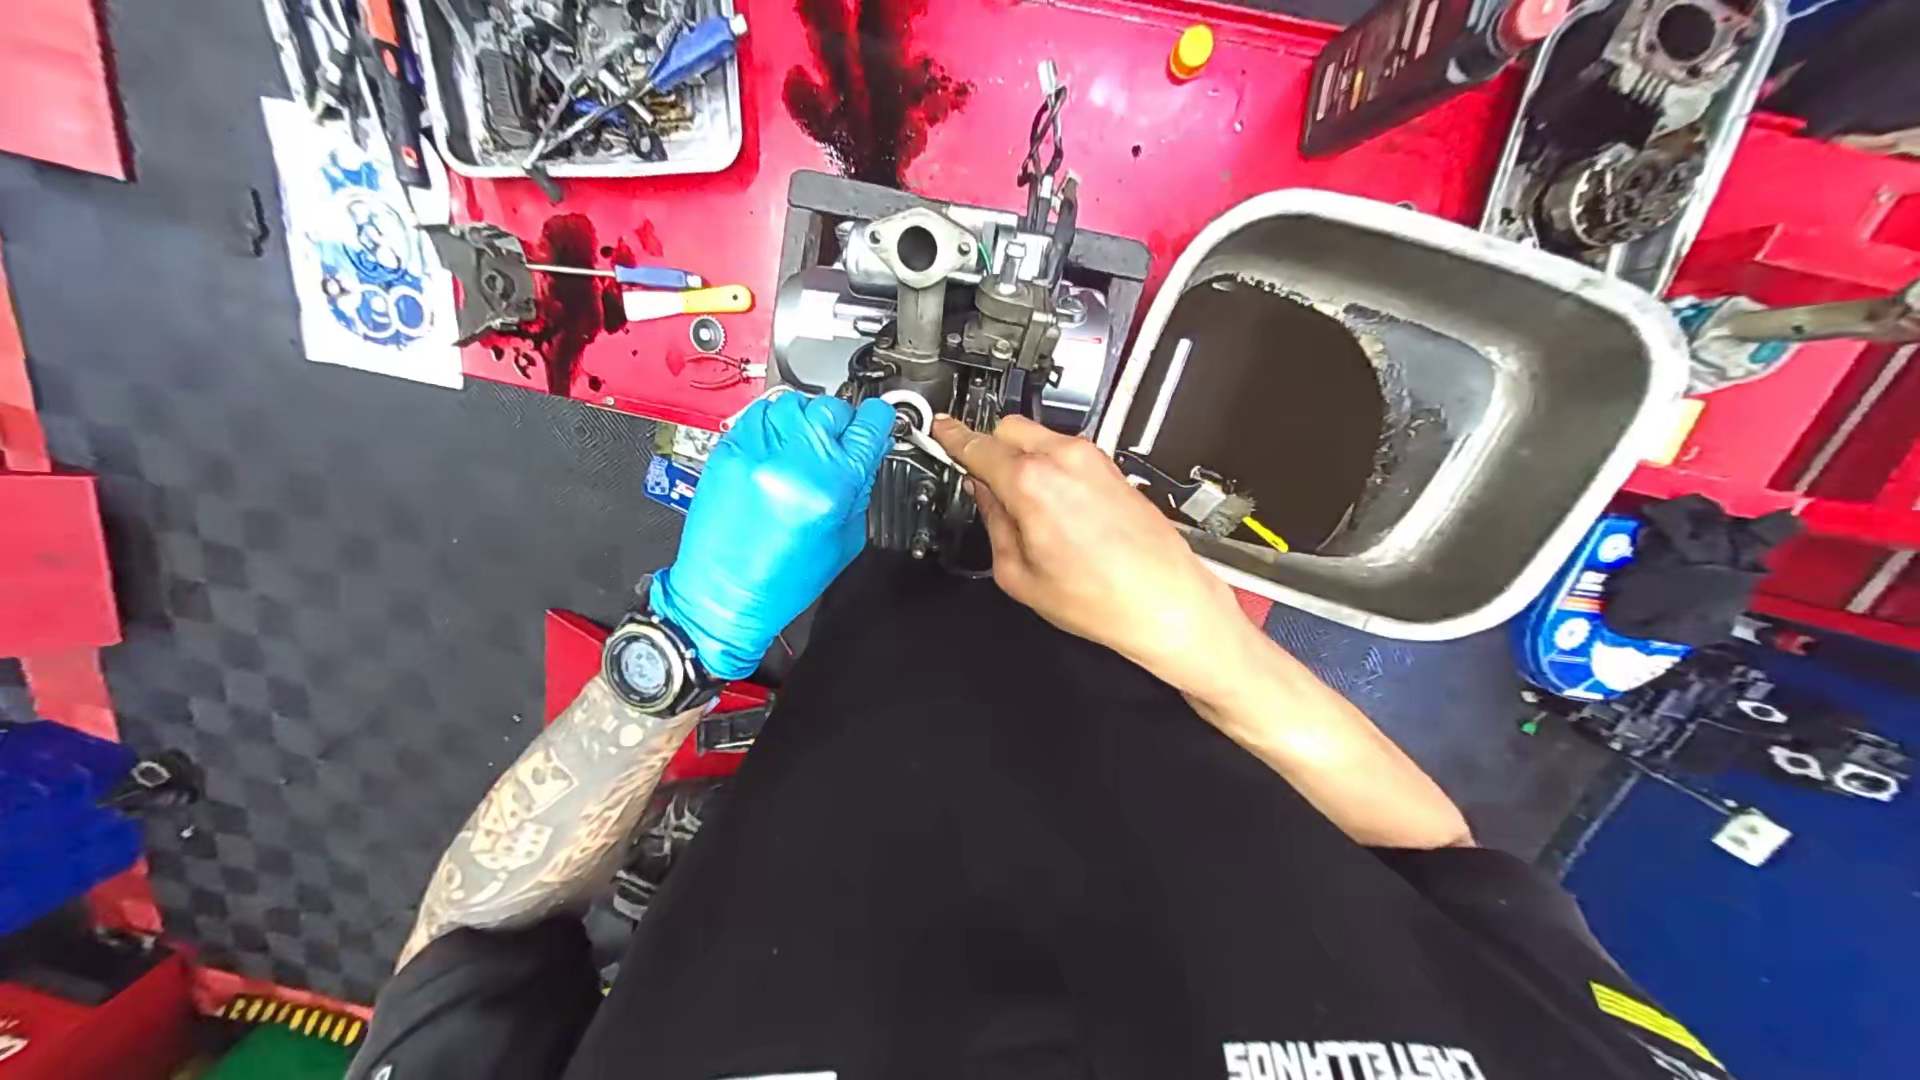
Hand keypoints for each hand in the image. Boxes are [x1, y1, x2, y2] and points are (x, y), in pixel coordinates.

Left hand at [653, 393, 895, 678]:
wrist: (724, 593)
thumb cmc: (781, 581)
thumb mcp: (845, 540)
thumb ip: (861, 489)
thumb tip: (868, 453)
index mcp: (831, 486)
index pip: (868, 425)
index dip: (879, 421)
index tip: (878, 422)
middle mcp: (794, 460)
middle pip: (833, 407)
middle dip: (843, 423)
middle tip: (840, 443)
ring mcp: (758, 450)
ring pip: (796, 402)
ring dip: (807, 419)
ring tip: (806, 445)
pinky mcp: (729, 448)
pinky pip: (761, 411)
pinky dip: (775, 421)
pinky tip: (779, 444)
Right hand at [932, 415, 1253, 696]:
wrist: (1167, 603)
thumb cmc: (1106, 599)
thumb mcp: (1020, 574)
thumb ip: (993, 522)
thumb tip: (984, 496)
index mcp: (1032, 483)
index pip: (977, 444)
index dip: (951, 437)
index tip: (941, 431)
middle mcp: (1065, 459)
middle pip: (1006, 429)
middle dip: (988, 450)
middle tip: (980, 483)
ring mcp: (1093, 460)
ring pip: (1037, 437)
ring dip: (1020, 459)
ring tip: (1022, 506)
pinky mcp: (1112, 469)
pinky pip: (1065, 452)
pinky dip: (1047, 467)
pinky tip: (1051, 507)